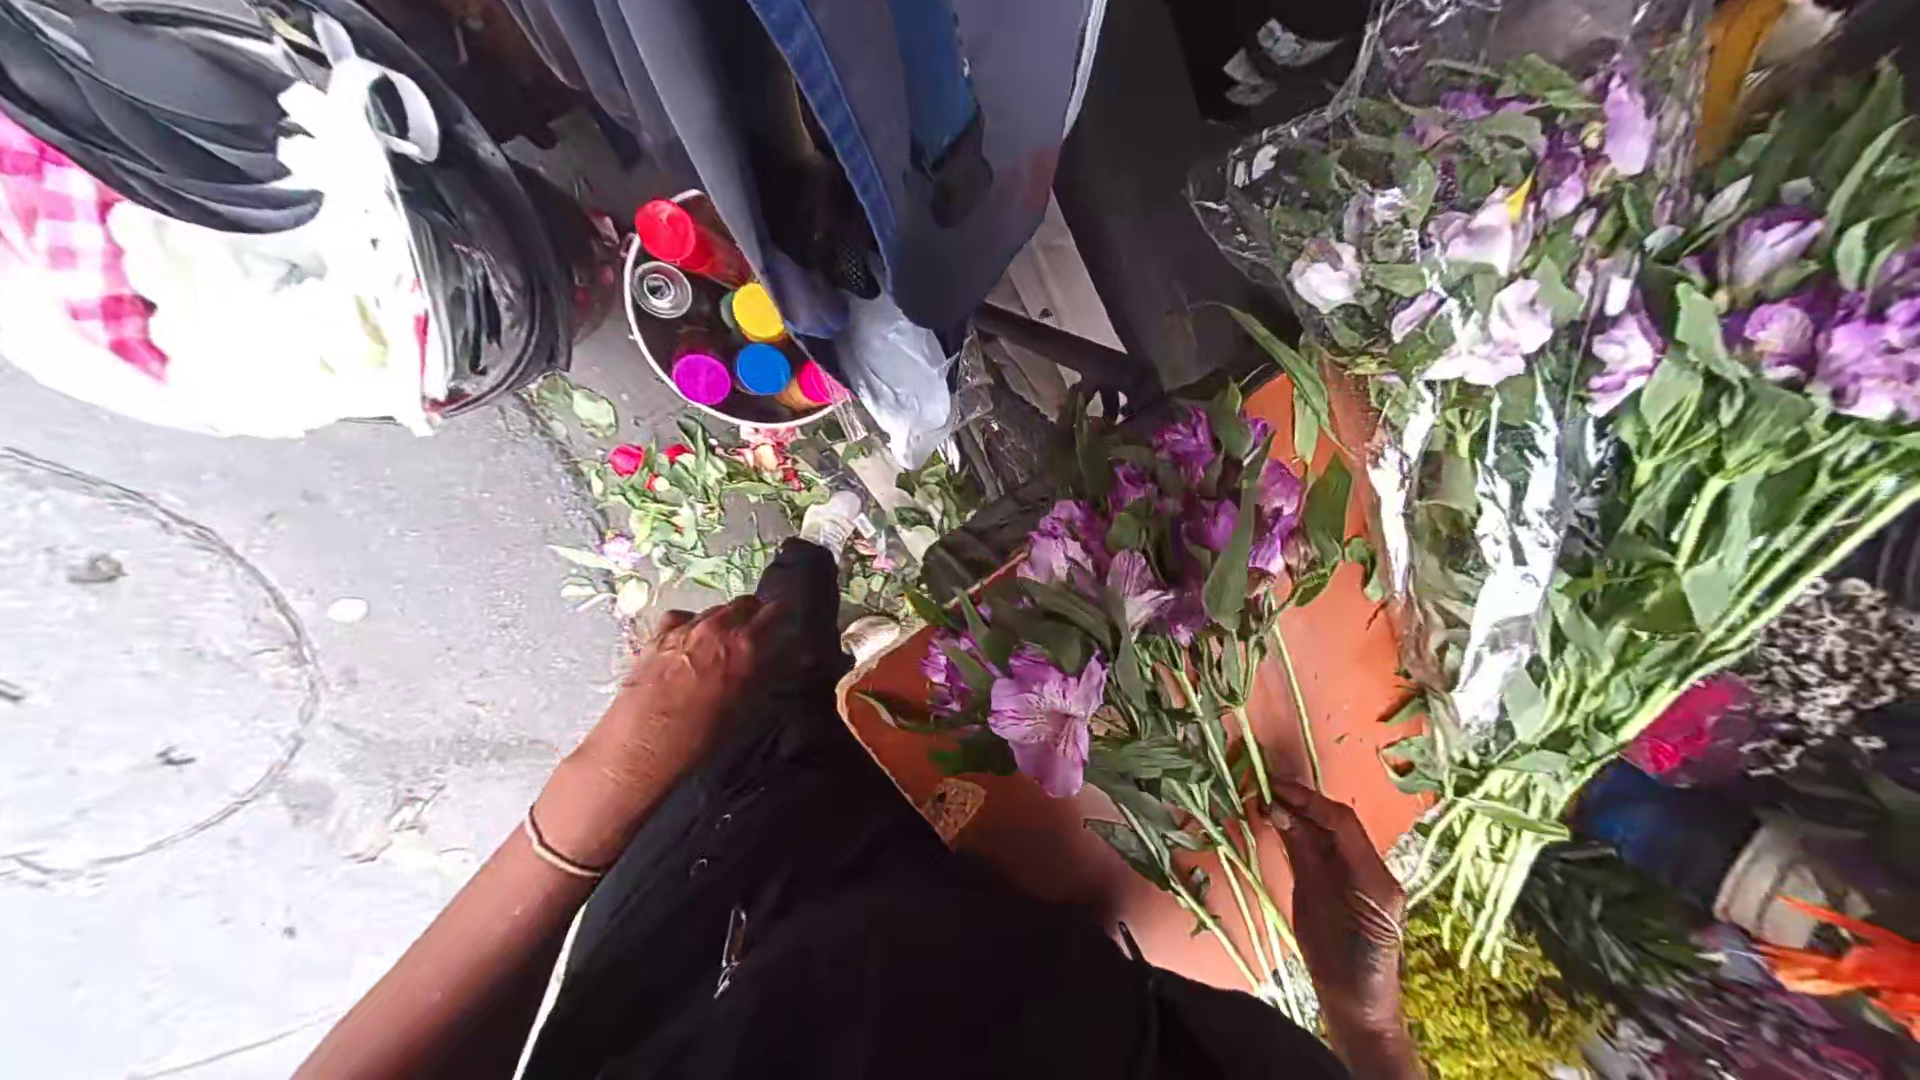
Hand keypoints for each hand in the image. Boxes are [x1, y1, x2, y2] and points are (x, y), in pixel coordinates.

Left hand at [536, 595, 801, 867]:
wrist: (640, 747)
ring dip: (727, 619)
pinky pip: (684, 617)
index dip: (786, 615)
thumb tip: (792, 655)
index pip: (776, 611)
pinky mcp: (659, 635)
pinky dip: (693, 623)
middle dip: (756, 613)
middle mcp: (716, 627)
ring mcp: (685, 627)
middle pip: (745, 603)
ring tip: (725, 641)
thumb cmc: (701, 735)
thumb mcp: (747, 704)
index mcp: (745, 644)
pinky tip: (691, 642)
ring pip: (716, 609)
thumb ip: (769, 671)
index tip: (789, 624)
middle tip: (760, 632)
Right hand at [1269, 780, 1415, 1070]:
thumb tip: (1278, 811)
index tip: (1274, 786)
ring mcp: (1364, 875)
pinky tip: (1279, 823)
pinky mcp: (1348, 882)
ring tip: (1266, 800)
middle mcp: (1375, 870)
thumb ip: (1301, 854)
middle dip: (1302, 801)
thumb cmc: (1340, 962)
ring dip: (1299, 813)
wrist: (1357, 1003)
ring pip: (1330, 831)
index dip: (1308, 799)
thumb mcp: (1314, 904)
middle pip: (1337, 821)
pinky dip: (1301, 831)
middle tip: (1265, 787)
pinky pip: (1325, 846)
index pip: (1342, 822)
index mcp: (1375, 878)